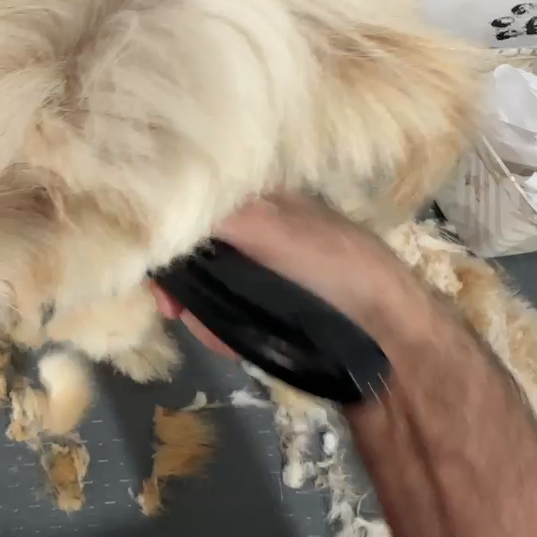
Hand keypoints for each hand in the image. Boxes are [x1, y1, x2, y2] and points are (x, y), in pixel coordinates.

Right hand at [153, 195, 447, 357]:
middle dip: (177, 284)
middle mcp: (247, 229)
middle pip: (183, 249)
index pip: (187, 200)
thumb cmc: (331, 266)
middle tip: (173, 308)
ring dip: (199, 314)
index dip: (163, 228)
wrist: (387, 340)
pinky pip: (216, 314)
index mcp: (251, 196)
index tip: (149, 259)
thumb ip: (208, 213)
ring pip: (196, 286)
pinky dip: (218, 331)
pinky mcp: (257, 307)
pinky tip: (234, 342)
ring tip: (223, 332)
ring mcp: (252, 271)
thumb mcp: (267, 226)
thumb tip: (149, 193)